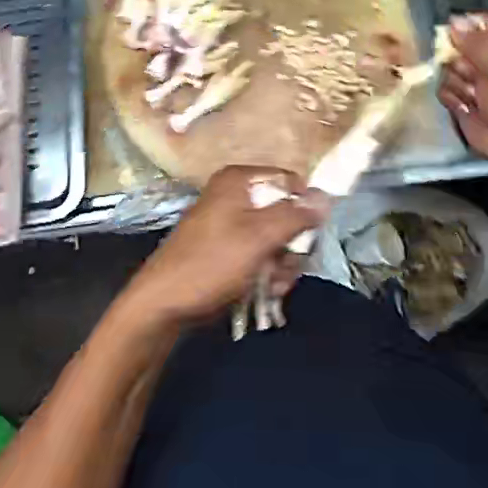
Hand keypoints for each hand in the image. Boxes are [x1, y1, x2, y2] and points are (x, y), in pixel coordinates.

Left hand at [120, 166, 329, 329]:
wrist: (161, 306)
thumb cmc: (211, 263)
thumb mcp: (260, 237)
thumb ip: (296, 215)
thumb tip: (326, 196)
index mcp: (239, 181)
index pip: (291, 183)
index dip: (304, 209)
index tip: (306, 238)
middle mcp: (234, 195)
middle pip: (286, 213)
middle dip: (292, 246)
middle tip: (286, 269)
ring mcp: (228, 223)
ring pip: (276, 238)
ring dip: (282, 265)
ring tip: (272, 286)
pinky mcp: (225, 249)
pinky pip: (260, 253)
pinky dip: (267, 271)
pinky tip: (264, 290)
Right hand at [442, 15, 487, 168]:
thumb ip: (476, 43)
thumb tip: (455, 20)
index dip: (473, 26)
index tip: (449, 32)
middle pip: (473, 45)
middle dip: (463, 57)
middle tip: (467, 72)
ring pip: (458, 69)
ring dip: (458, 80)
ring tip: (470, 96)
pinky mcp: (480, 107)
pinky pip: (455, 92)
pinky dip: (455, 97)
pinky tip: (464, 107)